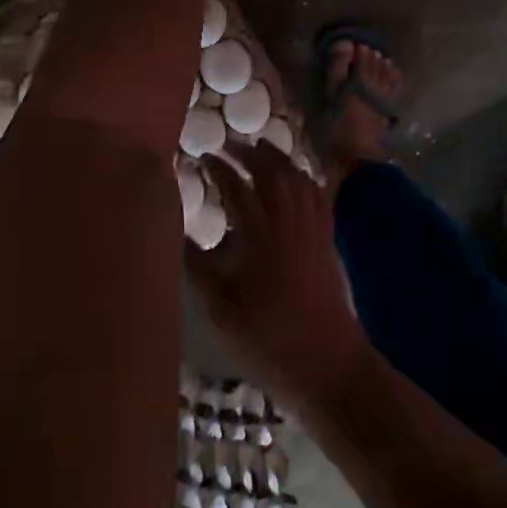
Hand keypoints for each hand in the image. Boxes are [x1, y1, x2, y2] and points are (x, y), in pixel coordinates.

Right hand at [185, 142, 368, 405]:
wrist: (327, 361)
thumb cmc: (268, 342)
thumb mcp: (222, 312)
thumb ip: (200, 270)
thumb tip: (179, 234)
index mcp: (260, 238)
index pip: (237, 189)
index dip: (219, 170)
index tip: (202, 158)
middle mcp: (290, 223)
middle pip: (272, 173)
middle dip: (249, 153)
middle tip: (228, 145)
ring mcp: (313, 228)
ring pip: (298, 178)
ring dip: (278, 158)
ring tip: (259, 148)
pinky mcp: (327, 238)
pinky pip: (318, 194)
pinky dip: (304, 176)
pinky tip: (297, 175)